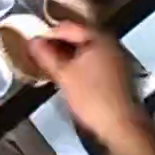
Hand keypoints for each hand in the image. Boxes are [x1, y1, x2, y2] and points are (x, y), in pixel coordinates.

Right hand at [28, 22, 149, 147]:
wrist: (122, 127)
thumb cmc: (92, 97)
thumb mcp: (64, 75)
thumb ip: (46, 55)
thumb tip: (32, 40)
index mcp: (99, 37)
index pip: (67, 27)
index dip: (47, 34)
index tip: (31, 44)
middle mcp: (110, 43)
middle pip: (78, 37)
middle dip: (56, 45)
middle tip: (38, 55)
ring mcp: (116, 59)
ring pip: (85, 51)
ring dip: (67, 57)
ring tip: (49, 66)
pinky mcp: (118, 74)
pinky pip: (93, 62)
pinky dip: (78, 65)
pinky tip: (67, 76)